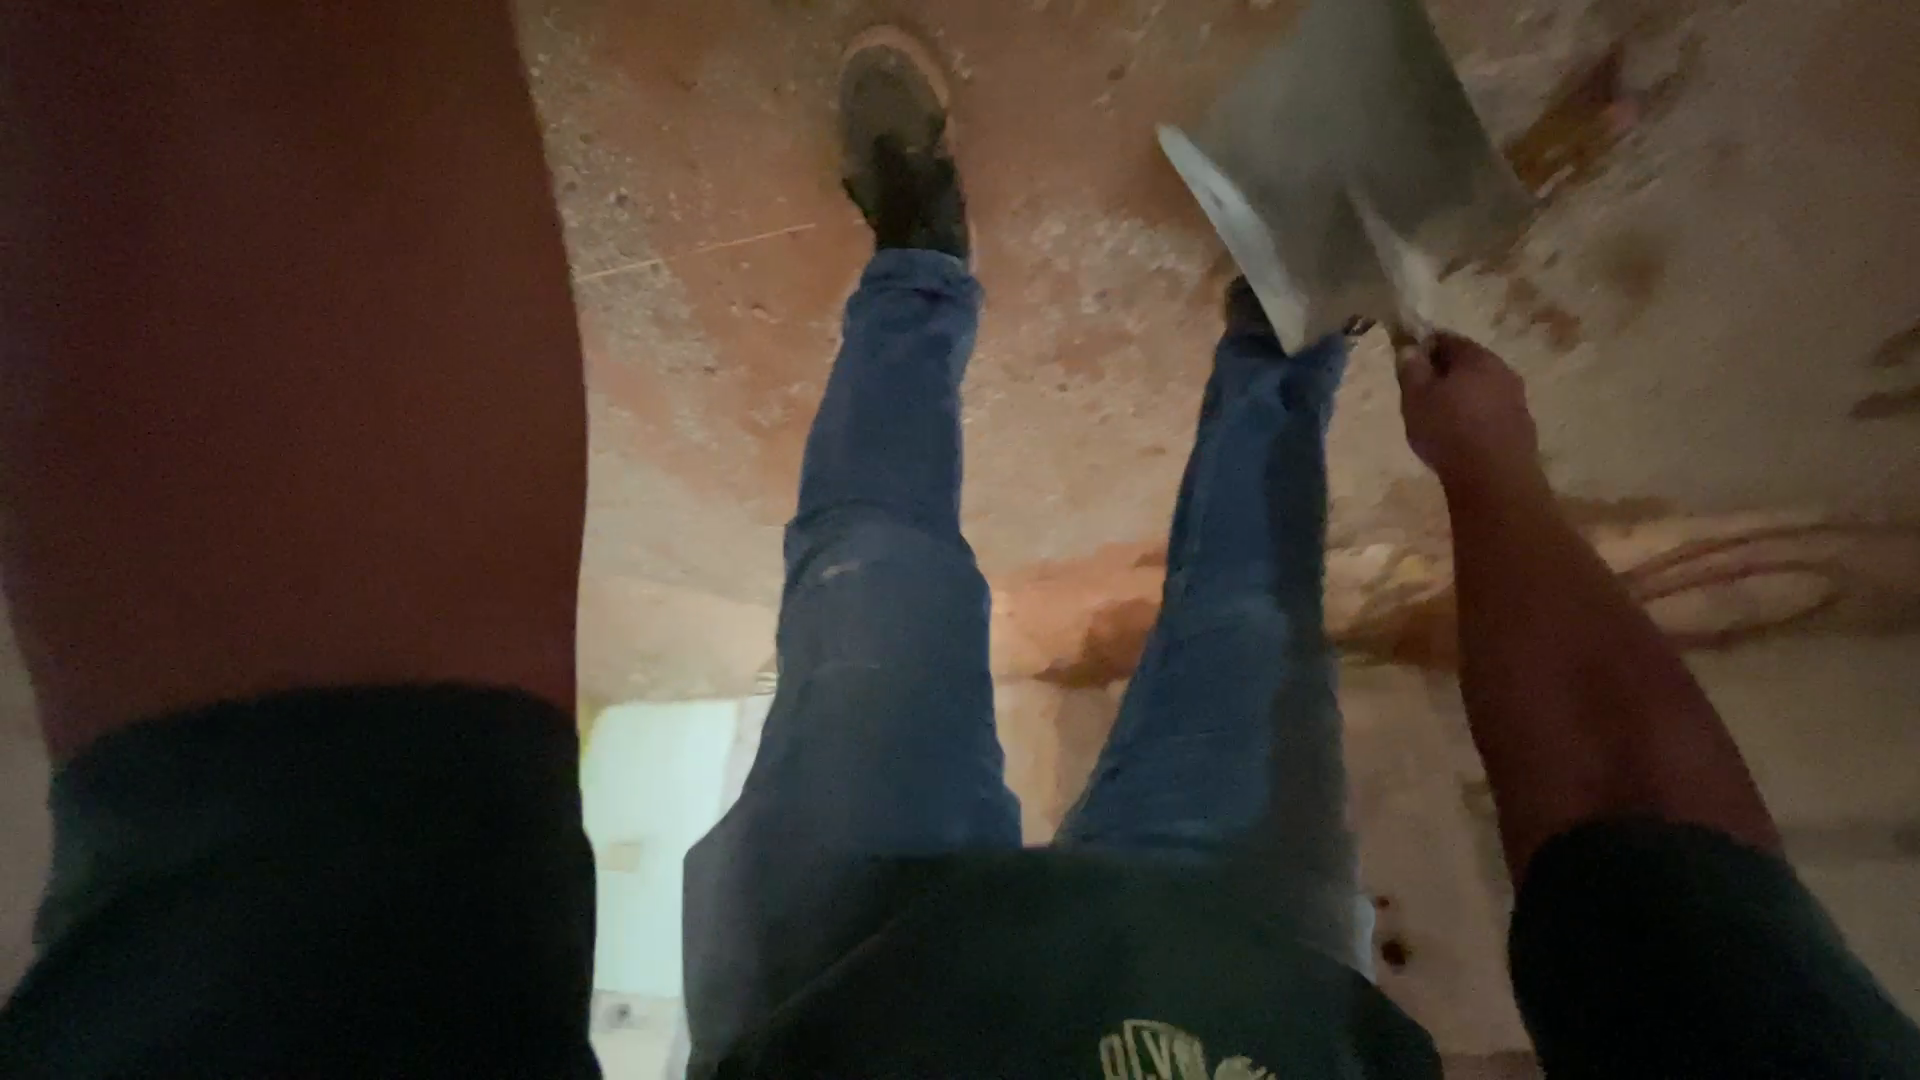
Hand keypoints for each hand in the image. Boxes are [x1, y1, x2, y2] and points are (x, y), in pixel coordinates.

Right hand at [1395, 332, 1543, 490]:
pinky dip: (1475, 413)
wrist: (1492, 474)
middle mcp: (1502, 370)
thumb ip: (1411, 369)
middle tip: (1421, 390)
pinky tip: (1460, 432)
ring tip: (1439, 414)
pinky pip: (1492, 408)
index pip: (1447, 338)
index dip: (1425, 345)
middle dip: (1445, 371)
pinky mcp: (1520, 423)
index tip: (1409, 360)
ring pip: (1482, 385)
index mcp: (1476, 358)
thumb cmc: (1446, 429)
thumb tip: (1409, 347)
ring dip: (1462, 393)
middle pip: (1468, 361)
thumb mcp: (1415, 398)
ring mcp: (1516, 396)